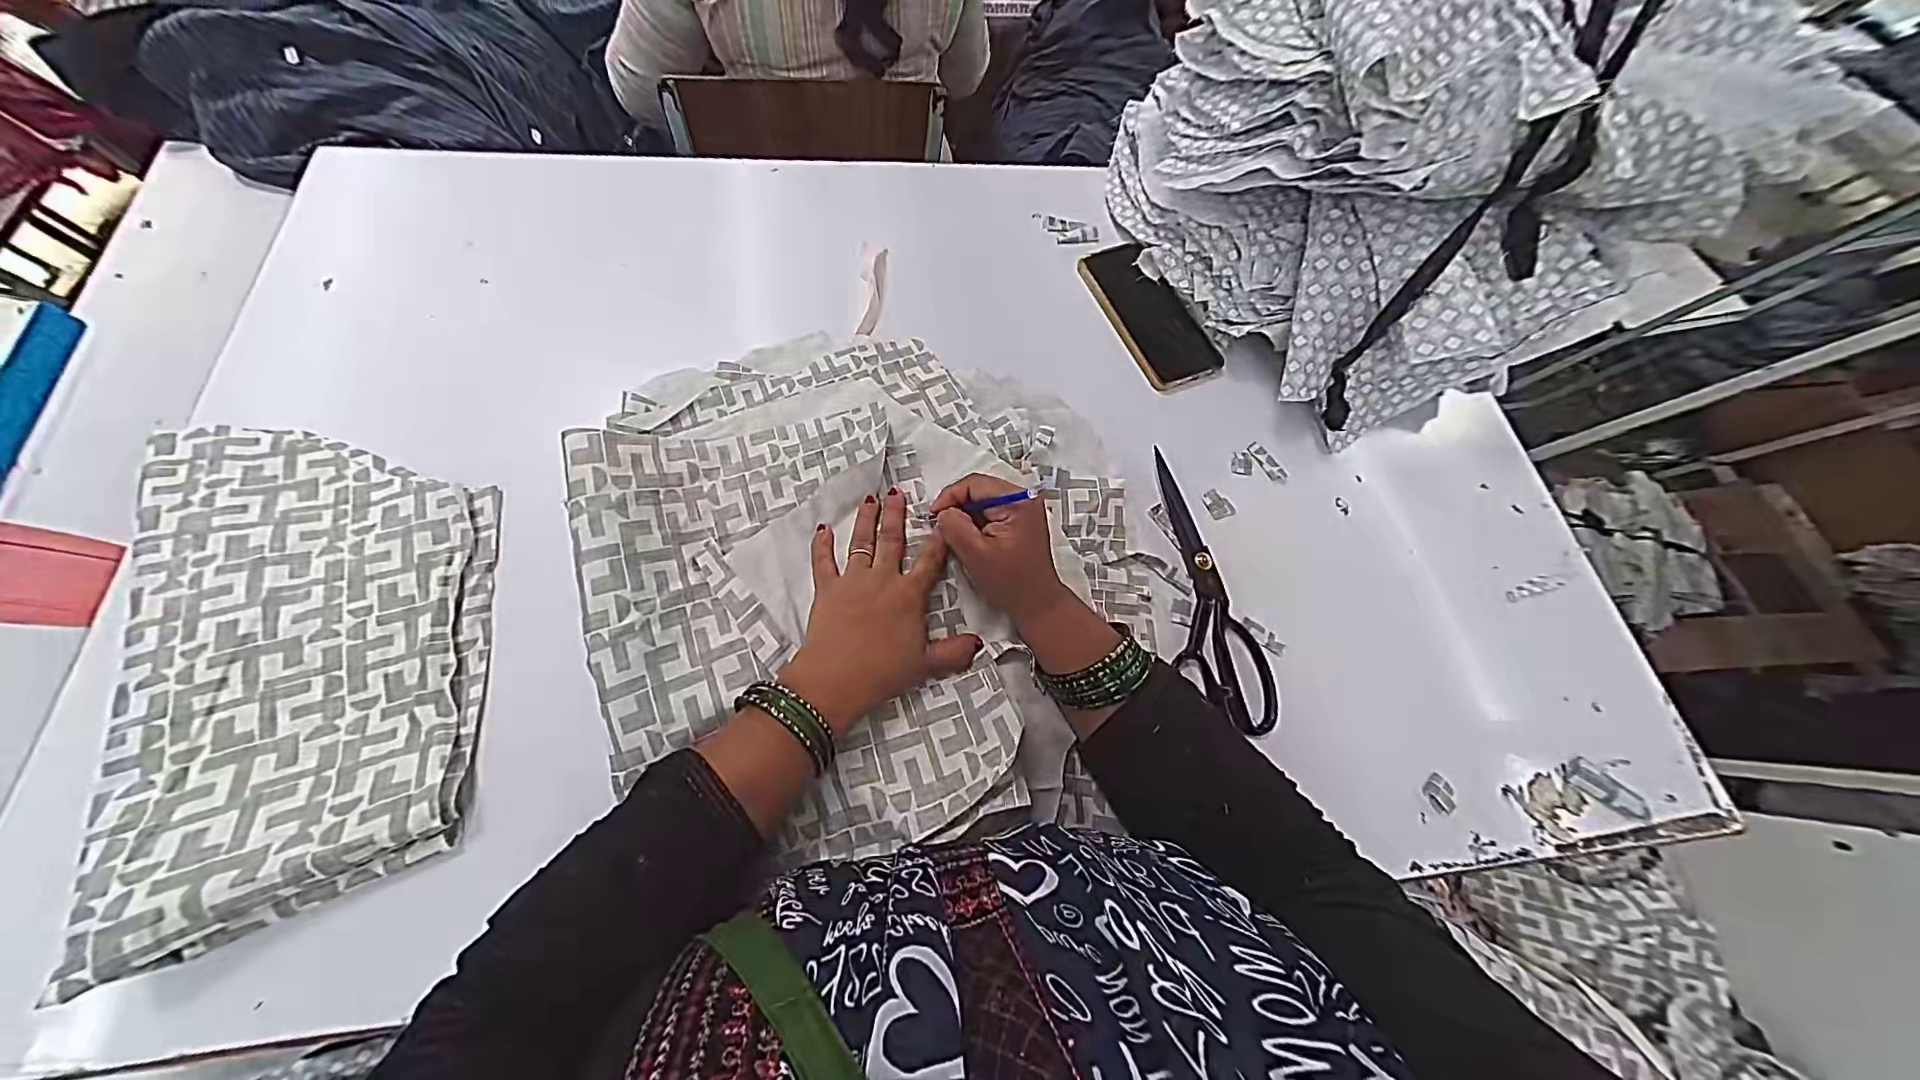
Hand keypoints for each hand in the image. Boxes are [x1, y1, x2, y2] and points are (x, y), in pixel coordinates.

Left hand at [780, 489, 982, 733]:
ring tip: (870, 500)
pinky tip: (822, 530)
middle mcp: (882, 581)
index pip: (928, 562)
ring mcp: (853, 582)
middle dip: (896, 515)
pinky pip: (823, 562)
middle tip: (898, 494)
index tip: (940, 523)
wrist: (836, 679)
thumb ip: (953, 652)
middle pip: (892, 541)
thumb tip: (977, 646)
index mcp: (908, 595)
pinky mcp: (827, 590)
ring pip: (861, 543)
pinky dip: (821, 546)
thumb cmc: (881, 672)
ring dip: (865, 520)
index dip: (936, 542)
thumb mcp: (925, 665)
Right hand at [929, 473, 1076, 626]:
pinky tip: (972, 541)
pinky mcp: (1019, 520)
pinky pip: (989, 512)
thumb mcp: (975, 553)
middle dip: (957, 507)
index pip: (974, 484)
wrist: (1036, 602)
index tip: (935, 514)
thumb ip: (954, 526)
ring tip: (959, 538)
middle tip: (943, 527)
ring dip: (966, 516)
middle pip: (978, 490)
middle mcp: (1024, 499)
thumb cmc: (1014, 583)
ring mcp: (1023, 509)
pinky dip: (975, 523)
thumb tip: (943, 511)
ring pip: (981, 501)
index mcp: (1018, 501)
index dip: (949, 497)